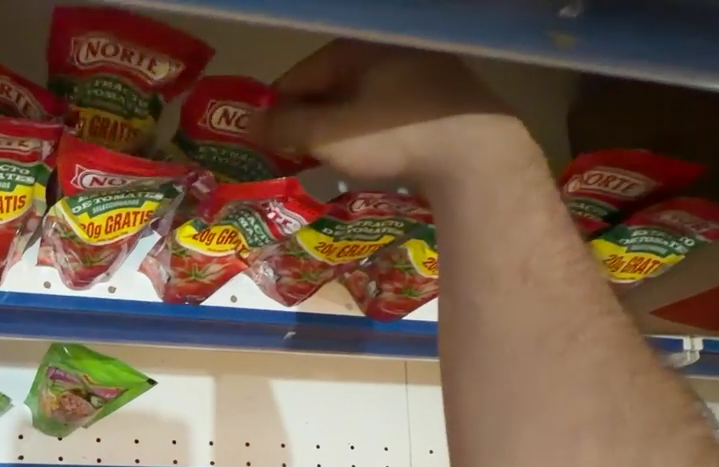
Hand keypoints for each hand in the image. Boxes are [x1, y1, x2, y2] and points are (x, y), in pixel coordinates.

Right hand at [259, 40, 531, 189]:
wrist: (472, 151)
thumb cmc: (392, 136)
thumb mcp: (327, 137)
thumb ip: (283, 129)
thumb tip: (245, 124)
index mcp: (354, 50)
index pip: (295, 78)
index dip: (273, 113)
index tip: (262, 147)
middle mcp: (383, 50)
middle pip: (325, 90)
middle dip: (303, 124)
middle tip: (288, 161)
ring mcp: (413, 70)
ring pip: (353, 103)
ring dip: (331, 133)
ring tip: (320, 165)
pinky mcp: (433, 95)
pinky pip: (380, 112)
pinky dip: (361, 134)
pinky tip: (360, 158)